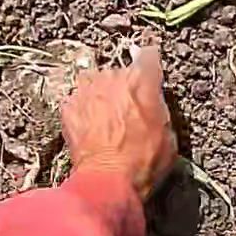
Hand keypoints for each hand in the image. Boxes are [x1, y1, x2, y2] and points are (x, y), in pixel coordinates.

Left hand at [60, 45, 175, 199]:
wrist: (108, 179)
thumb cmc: (142, 161)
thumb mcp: (167, 134)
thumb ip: (158, 107)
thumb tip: (152, 104)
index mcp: (143, 78)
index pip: (147, 56)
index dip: (147, 67)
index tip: (146, 75)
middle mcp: (113, 76)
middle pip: (116, 73)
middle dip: (119, 89)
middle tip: (122, 115)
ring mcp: (87, 90)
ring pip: (92, 84)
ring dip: (96, 97)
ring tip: (102, 123)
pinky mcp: (68, 106)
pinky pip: (74, 102)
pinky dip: (79, 113)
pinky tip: (86, 131)